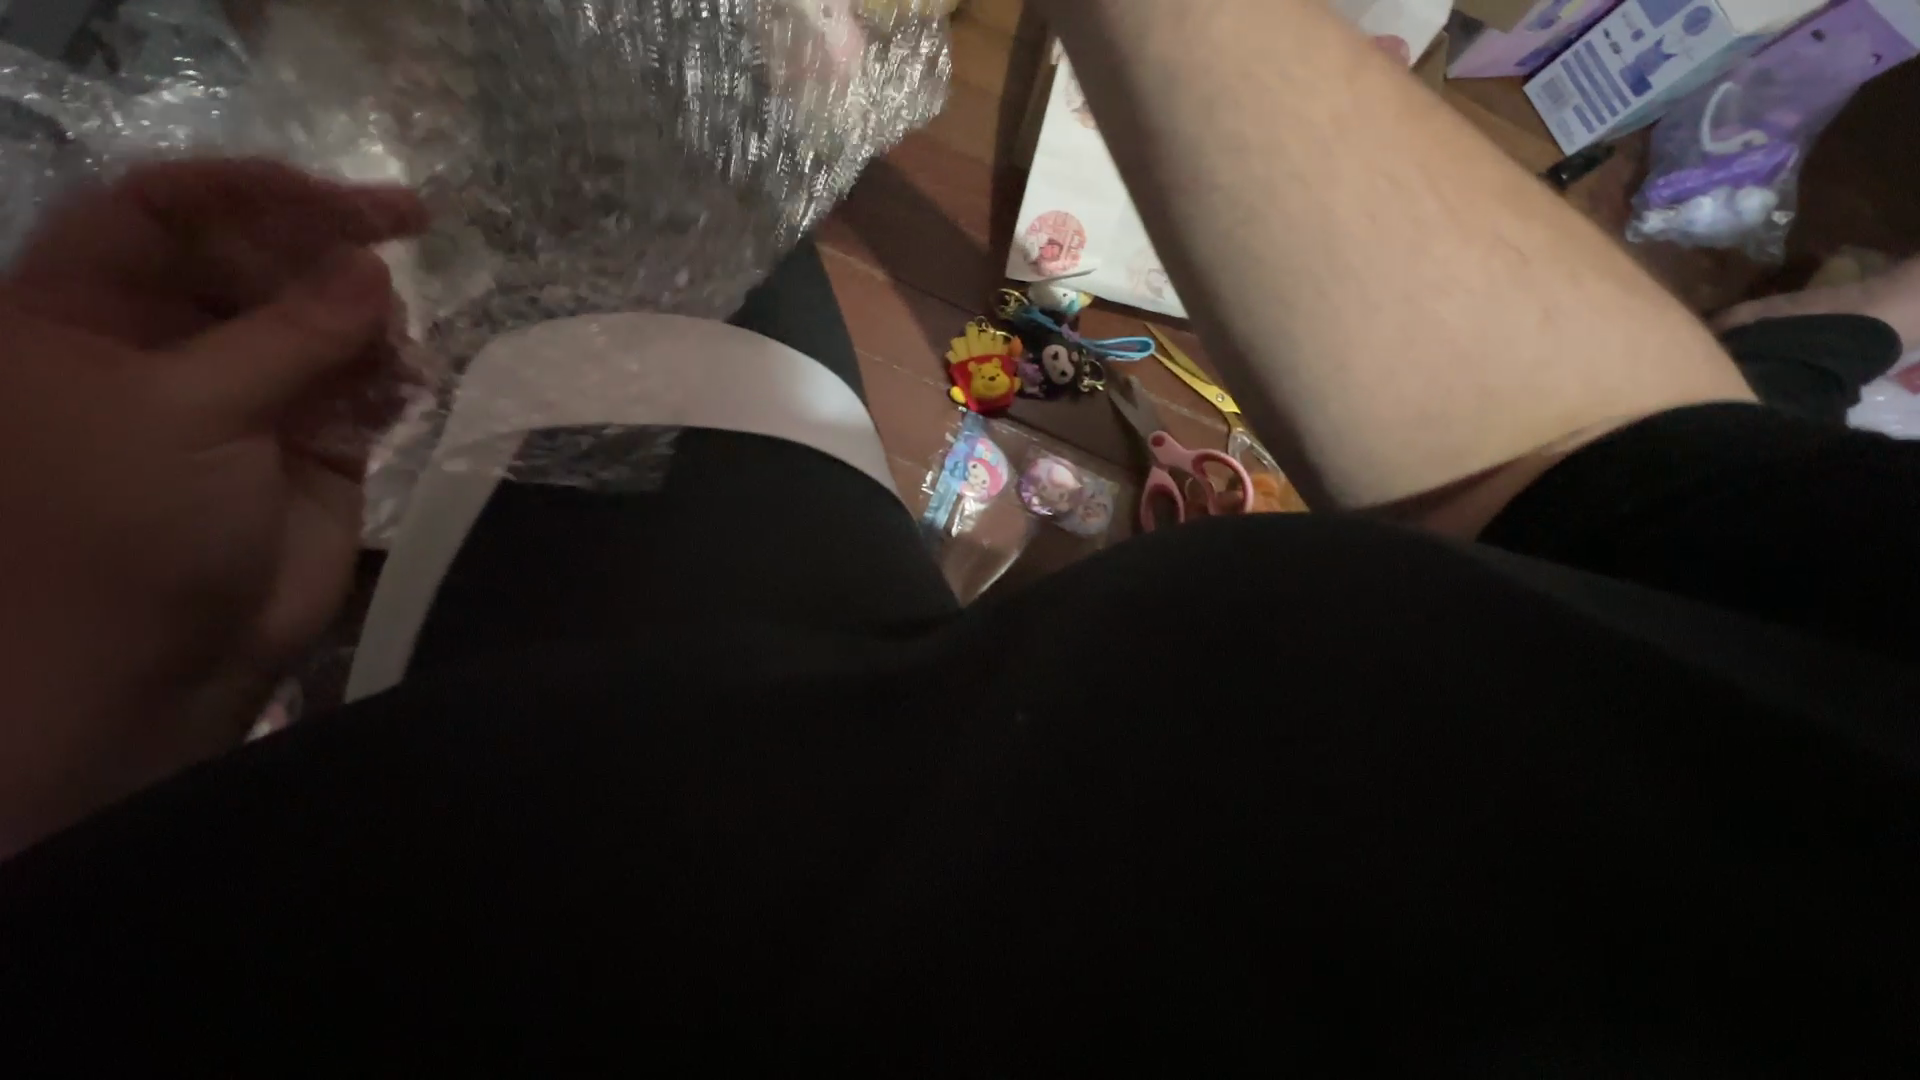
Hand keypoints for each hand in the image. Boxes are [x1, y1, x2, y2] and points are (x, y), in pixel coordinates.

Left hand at [0, 160, 427, 855]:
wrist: (161, 659)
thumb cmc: (124, 522)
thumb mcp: (187, 408)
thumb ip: (288, 333)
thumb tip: (373, 266)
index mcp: (87, 312)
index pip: (164, 211)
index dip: (253, 190)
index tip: (352, 201)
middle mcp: (169, 342)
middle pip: (256, 260)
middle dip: (328, 250)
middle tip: (408, 244)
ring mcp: (248, 394)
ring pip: (321, 321)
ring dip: (367, 322)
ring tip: (396, 353)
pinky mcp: (314, 442)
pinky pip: (361, 384)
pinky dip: (391, 378)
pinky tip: (406, 390)